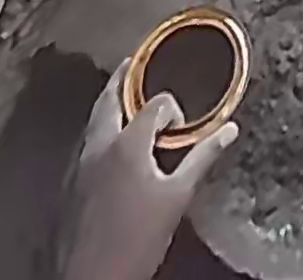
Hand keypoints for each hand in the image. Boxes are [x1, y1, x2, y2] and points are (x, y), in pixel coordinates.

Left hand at [58, 60, 237, 279]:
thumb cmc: (138, 239)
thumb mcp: (177, 198)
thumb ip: (202, 157)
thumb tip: (231, 128)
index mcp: (128, 143)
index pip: (155, 105)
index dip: (172, 111)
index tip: (181, 131)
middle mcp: (100, 145)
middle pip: (110, 99)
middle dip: (122, 79)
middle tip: (131, 62)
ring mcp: (80, 164)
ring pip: (94, 119)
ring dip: (109, 101)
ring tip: (122, 93)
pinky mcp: (70, 183)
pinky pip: (87, 140)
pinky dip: (100, 126)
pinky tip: (111, 138)